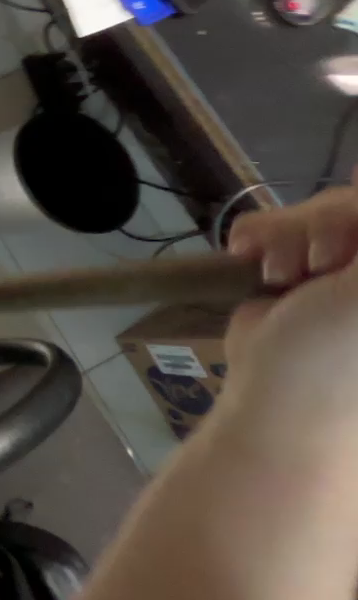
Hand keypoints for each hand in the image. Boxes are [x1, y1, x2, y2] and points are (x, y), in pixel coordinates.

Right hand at [222, 180, 357, 456]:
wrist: (282, 395)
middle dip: (324, 225)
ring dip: (285, 234)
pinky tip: (252, 262)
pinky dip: (254, 237)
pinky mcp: (295, 268)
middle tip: (318, 266)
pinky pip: (271, 225)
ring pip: (311, 210)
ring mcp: (344, 265)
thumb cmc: (344, 355)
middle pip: (351, 204)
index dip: (353, 216)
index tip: (343, 254)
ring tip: (279, 273)